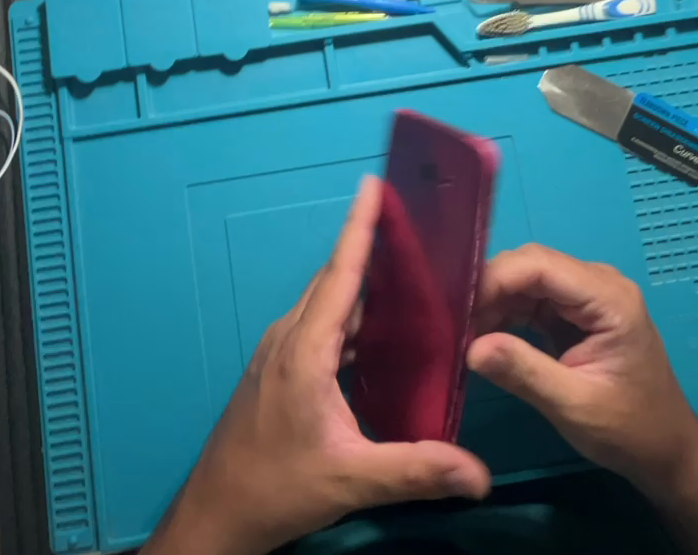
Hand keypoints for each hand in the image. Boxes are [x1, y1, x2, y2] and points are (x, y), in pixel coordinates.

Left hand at [144, 178, 491, 554]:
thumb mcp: (351, 480)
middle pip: (335, 279)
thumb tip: (481, 474)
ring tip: (406, 270)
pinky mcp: (281, 365)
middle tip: (413, 225)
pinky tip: (378, 328)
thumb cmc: (277, 487)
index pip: (339, 273)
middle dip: (370, 245)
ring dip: (361, 281)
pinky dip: (351, 313)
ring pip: (327, 301)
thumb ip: (416, 470)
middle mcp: (291, 335)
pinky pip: (321, 321)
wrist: (217, 512)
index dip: (358, 226)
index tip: (373, 185)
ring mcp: (282, 348)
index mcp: (306, 348)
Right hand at [465, 244, 697, 493]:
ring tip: (464, 329)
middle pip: (531, 264)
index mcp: (608, 299)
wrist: (667, 453)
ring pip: (527, 277)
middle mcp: (598, 284)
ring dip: (494, 299)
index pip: (540, 265)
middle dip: (490, 287)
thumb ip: (524, 373)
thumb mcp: (574, 407)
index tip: (460, 308)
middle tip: (456, 320)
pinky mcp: (575, 311)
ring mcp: (587, 295)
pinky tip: (484, 332)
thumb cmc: (630, 431)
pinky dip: (506, 311)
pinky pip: (532, 297)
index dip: (496, 278)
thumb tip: (471, 347)